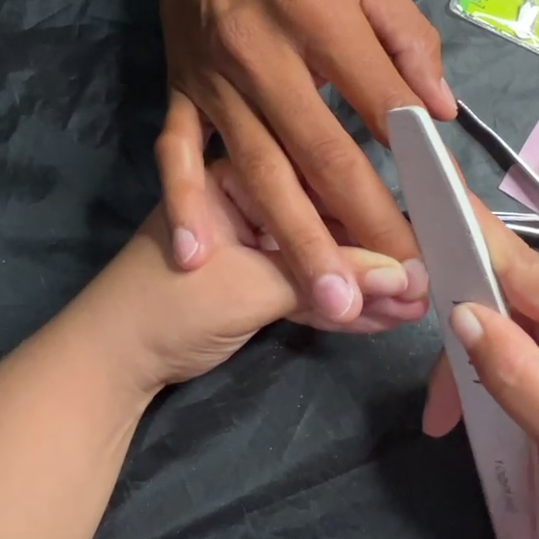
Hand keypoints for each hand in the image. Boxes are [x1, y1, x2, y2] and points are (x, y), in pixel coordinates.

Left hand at [79, 161, 429, 396]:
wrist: (109, 363)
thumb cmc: (166, 304)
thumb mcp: (249, 287)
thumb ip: (325, 279)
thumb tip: (404, 277)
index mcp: (238, 176)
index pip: (319, 185)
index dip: (373, 216)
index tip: (423, 240)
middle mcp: (251, 201)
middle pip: (327, 224)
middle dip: (376, 259)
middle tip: (429, 283)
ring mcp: (255, 244)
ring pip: (322, 261)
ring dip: (364, 288)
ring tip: (416, 308)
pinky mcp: (258, 282)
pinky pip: (308, 288)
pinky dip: (340, 306)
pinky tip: (383, 318)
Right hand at [141, 0, 457, 324]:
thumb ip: (408, 39)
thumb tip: (438, 112)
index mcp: (320, 16)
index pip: (380, 103)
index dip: (418, 164)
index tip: (446, 219)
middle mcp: (266, 57)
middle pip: (321, 154)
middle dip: (363, 224)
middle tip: (398, 287)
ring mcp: (217, 85)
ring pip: (259, 172)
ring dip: (295, 239)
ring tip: (328, 300)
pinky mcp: (181, 98)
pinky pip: (178, 157)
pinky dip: (184, 206)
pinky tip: (197, 257)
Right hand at [422, 214, 538, 538]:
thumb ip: (519, 376)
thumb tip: (464, 314)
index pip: (521, 263)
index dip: (468, 232)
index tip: (423, 199)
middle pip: (517, 298)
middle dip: (470, 341)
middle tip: (440, 414)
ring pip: (531, 324)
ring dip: (495, 363)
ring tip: (470, 424)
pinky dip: (523, 370)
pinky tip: (513, 410)